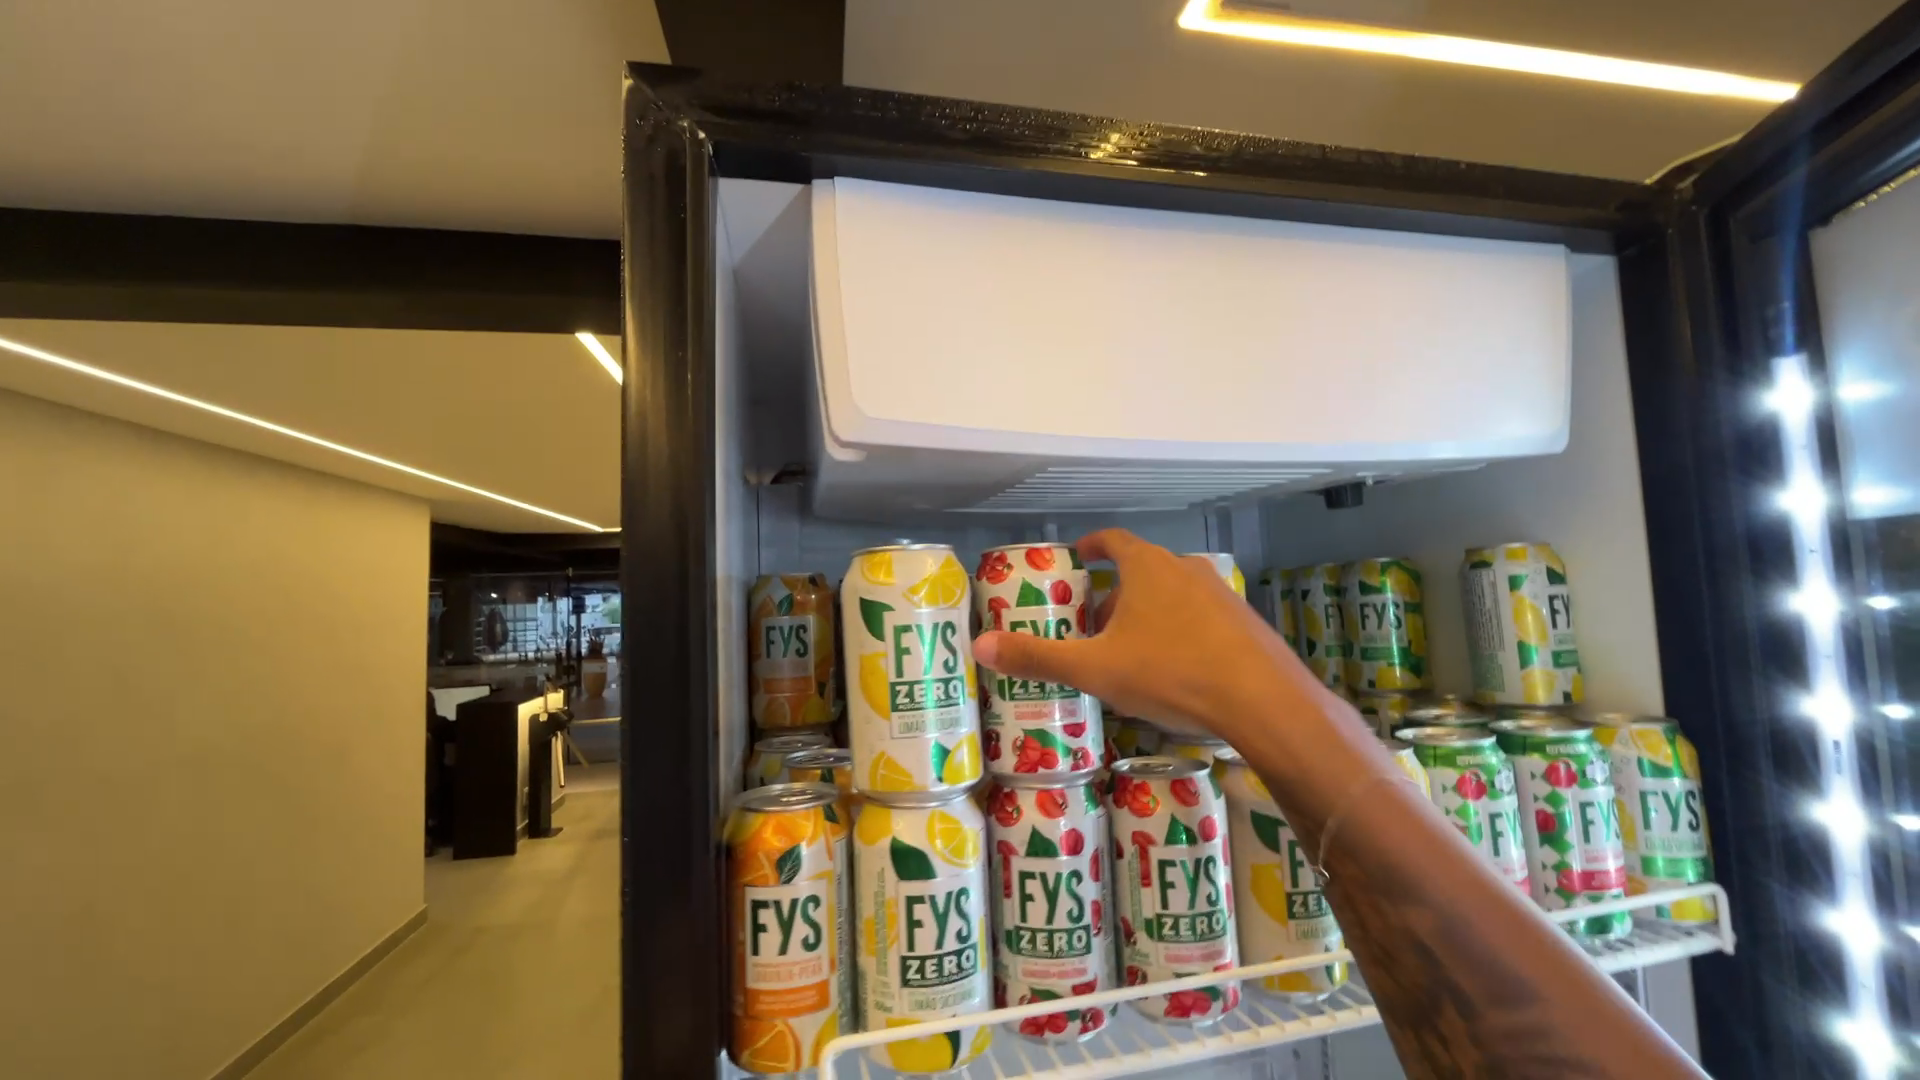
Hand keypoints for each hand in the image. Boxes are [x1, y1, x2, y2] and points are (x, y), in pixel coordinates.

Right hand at [972, 529, 1296, 738]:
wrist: (1264, 701)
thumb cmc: (1171, 673)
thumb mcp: (1096, 669)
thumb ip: (1037, 657)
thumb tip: (980, 646)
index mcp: (1147, 567)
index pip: (1112, 540)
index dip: (1090, 547)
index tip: (1076, 558)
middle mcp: (1185, 568)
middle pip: (1140, 570)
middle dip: (1113, 594)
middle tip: (1092, 626)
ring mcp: (1220, 593)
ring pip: (1171, 594)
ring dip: (1146, 613)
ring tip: (1129, 651)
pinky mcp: (1244, 621)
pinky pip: (1200, 616)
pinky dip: (1178, 630)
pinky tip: (1174, 669)